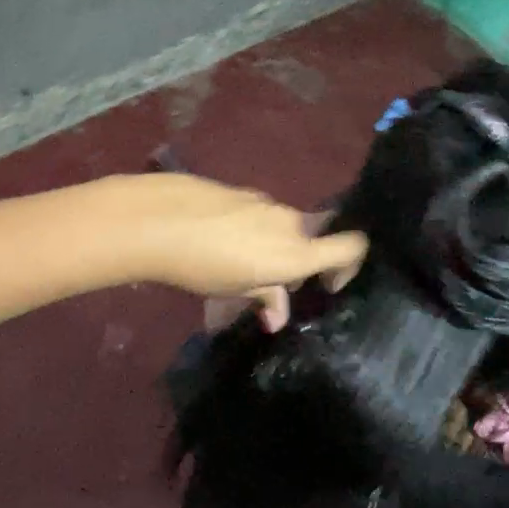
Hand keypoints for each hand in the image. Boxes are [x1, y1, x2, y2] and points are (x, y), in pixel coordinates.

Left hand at [114, 174, 366, 329]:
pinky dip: (250, 229)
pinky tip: (217, 241)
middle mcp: (289, 221)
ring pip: (282, 227)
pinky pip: (259, 214)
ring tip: (234, 264)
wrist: (158, 219)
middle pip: (310, 240)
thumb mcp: (236, 290)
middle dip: (296, 262)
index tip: (327, 286)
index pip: (350, 247)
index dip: (350, 266)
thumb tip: (277, 317)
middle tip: (265, 283)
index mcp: (297, 251)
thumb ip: (267, 298)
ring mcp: (265, 201)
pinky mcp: (241, 191)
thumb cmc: (202, 265)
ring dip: (270, 246)